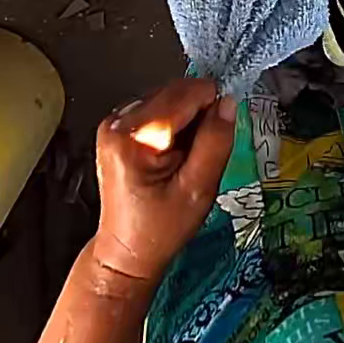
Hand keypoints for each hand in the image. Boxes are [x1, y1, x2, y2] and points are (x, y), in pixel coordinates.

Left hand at [90, 78, 234, 288]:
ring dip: (188, 117)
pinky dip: (175, 122)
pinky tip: (173, 151)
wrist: (126, 252)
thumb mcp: (198, 189)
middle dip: (199, 113)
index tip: (217, 136)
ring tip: (185, 155)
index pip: (187, 94)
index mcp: (134, 136)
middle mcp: (119, 120)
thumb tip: (228, 101)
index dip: (212, 108)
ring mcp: (116, 120)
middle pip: (177, 91)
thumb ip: (215, 141)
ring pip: (171, 95)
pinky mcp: (118, 124)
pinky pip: (160, 105)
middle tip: (199, 152)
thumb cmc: (161, 228)